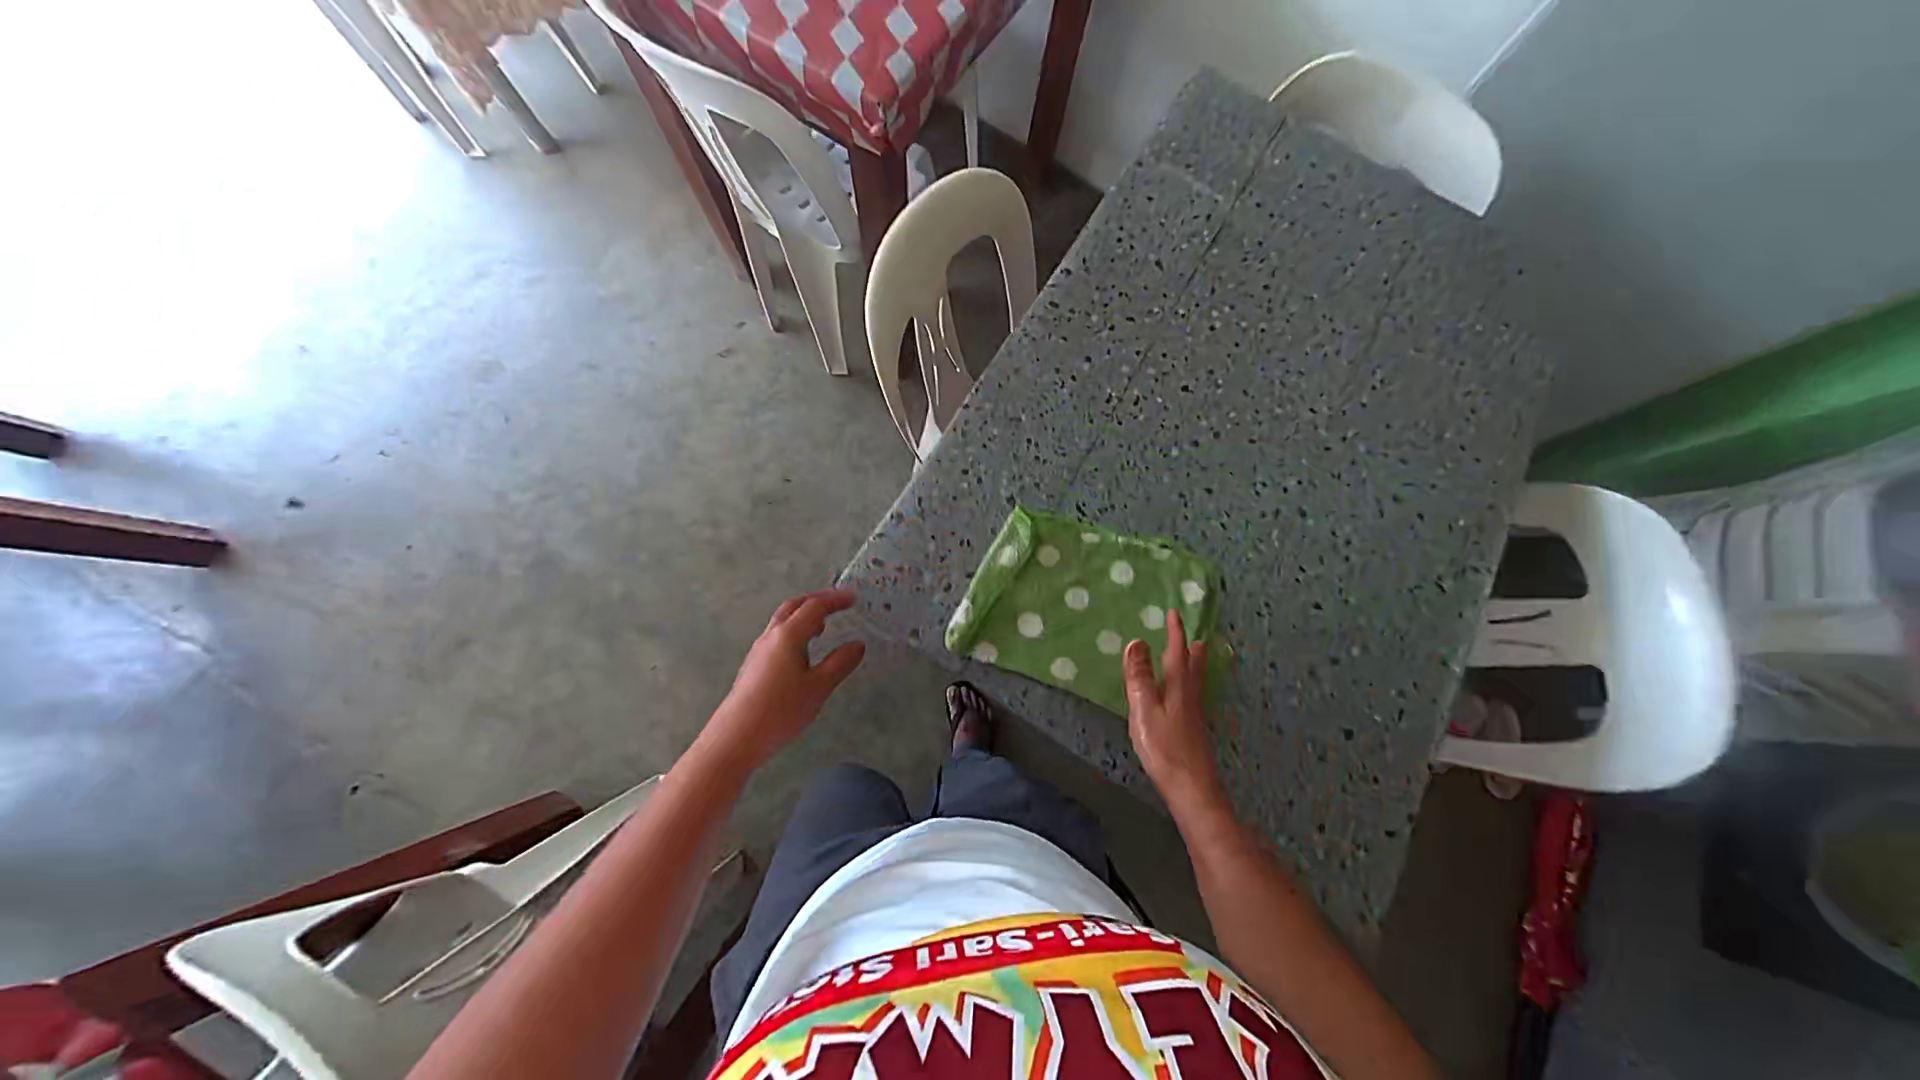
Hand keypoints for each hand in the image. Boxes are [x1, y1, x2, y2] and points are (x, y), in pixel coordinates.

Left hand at [700, 589, 865, 771]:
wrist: (736, 737)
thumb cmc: (781, 711)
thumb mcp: (819, 687)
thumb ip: (840, 663)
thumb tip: (857, 645)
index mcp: (788, 635)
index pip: (814, 606)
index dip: (835, 599)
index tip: (853, 597)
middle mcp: (771, 636)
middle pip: (794, 606)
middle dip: (817, 600)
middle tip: (838, 604)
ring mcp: (759, 650)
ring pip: (783, 621)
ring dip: (804, 615)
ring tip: (823, 625)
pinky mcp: (754, 665)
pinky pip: (777, 636)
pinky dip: (795, 631)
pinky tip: (803, 650)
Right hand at [1123, 610, 1222, 805]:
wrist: (1192, 790)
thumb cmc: (1164, 749)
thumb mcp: (1144, 709)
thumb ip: (1139, 677)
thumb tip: (1136, 642)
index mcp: (1177, 689)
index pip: (1177, 654)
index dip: (1175, 634)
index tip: (1174, 613)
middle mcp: (1189, 698)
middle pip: (1192, 668)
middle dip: (1191, 649)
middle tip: (1195, 635)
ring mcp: (1193, 716)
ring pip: (1195, 683)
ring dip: (1194, 666)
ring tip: (1197, 656)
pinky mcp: (1193, 732)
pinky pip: (1191, 696)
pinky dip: (1189, 685)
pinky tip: (1186, 696)